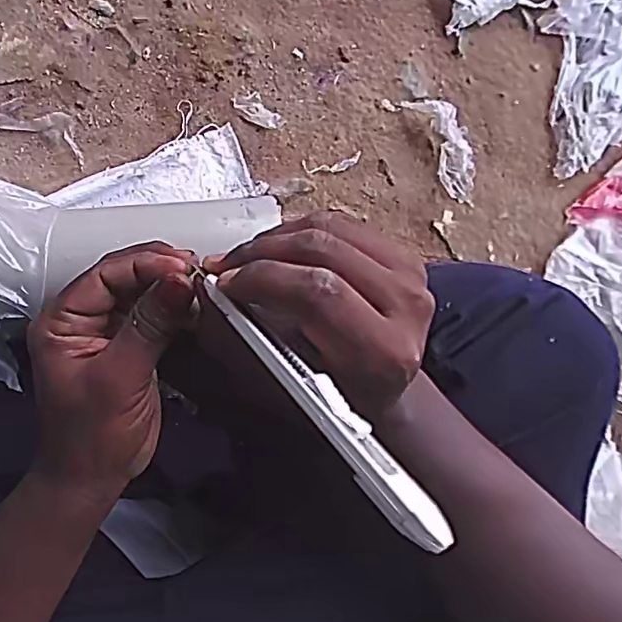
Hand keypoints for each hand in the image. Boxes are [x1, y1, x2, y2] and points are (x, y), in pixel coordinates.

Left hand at [27, 243, 197, 497]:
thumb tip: (174, 283)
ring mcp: (103, 333)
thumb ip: (148, 327)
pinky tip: (192, 309)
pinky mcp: (126, 346)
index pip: (103, 274)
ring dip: (169, 288)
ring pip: (139, 293)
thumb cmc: (85, 440)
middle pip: (122, 277)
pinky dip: (173, 310)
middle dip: (159, 270)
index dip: (143, 264)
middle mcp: (79, 322)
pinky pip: (150, 316)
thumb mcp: (118, 378)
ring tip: (198, 287)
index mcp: (60, 322)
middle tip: (194, 272)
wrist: (90, 477)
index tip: (179, 267)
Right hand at [207, 212, 434, 417]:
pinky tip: (271, 248)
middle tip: (225, 265)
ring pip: (329, 228)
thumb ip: (248, 340)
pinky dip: (296, 230)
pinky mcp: (401, 255)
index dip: (263, 278)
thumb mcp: (287, 384)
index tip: (225, 283)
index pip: (318, 291)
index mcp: (382, 350)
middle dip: (260, 252)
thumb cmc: (332, 397)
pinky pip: (339, 224)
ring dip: (274, 238)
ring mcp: (410, 275)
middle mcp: (406, 307)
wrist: (383, 392)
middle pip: (322, 250)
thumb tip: (210, 294)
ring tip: (242, 257)